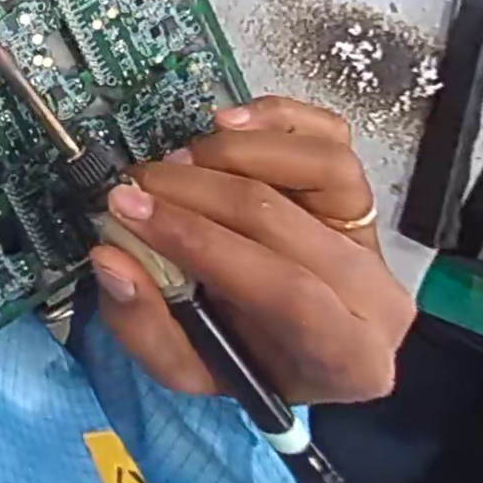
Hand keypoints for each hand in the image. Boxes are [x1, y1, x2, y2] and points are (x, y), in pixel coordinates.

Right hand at [89, 96, 414, 403]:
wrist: (271, 332)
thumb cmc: (228, 350)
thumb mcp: (179, 366)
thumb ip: (141, 324)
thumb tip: (109, 255)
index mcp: (343, 354)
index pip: (284, 290)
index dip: (196, 239)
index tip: (124, 206)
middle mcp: (373, 294)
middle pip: (279, 219)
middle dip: (188, 192)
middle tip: (131, 183)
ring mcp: (369, 236)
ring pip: (321, 166)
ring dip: (230, 154)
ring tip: (176, 162)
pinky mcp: (353, 191)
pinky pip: (330, 134)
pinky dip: (276, 116)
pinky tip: (223, 120)